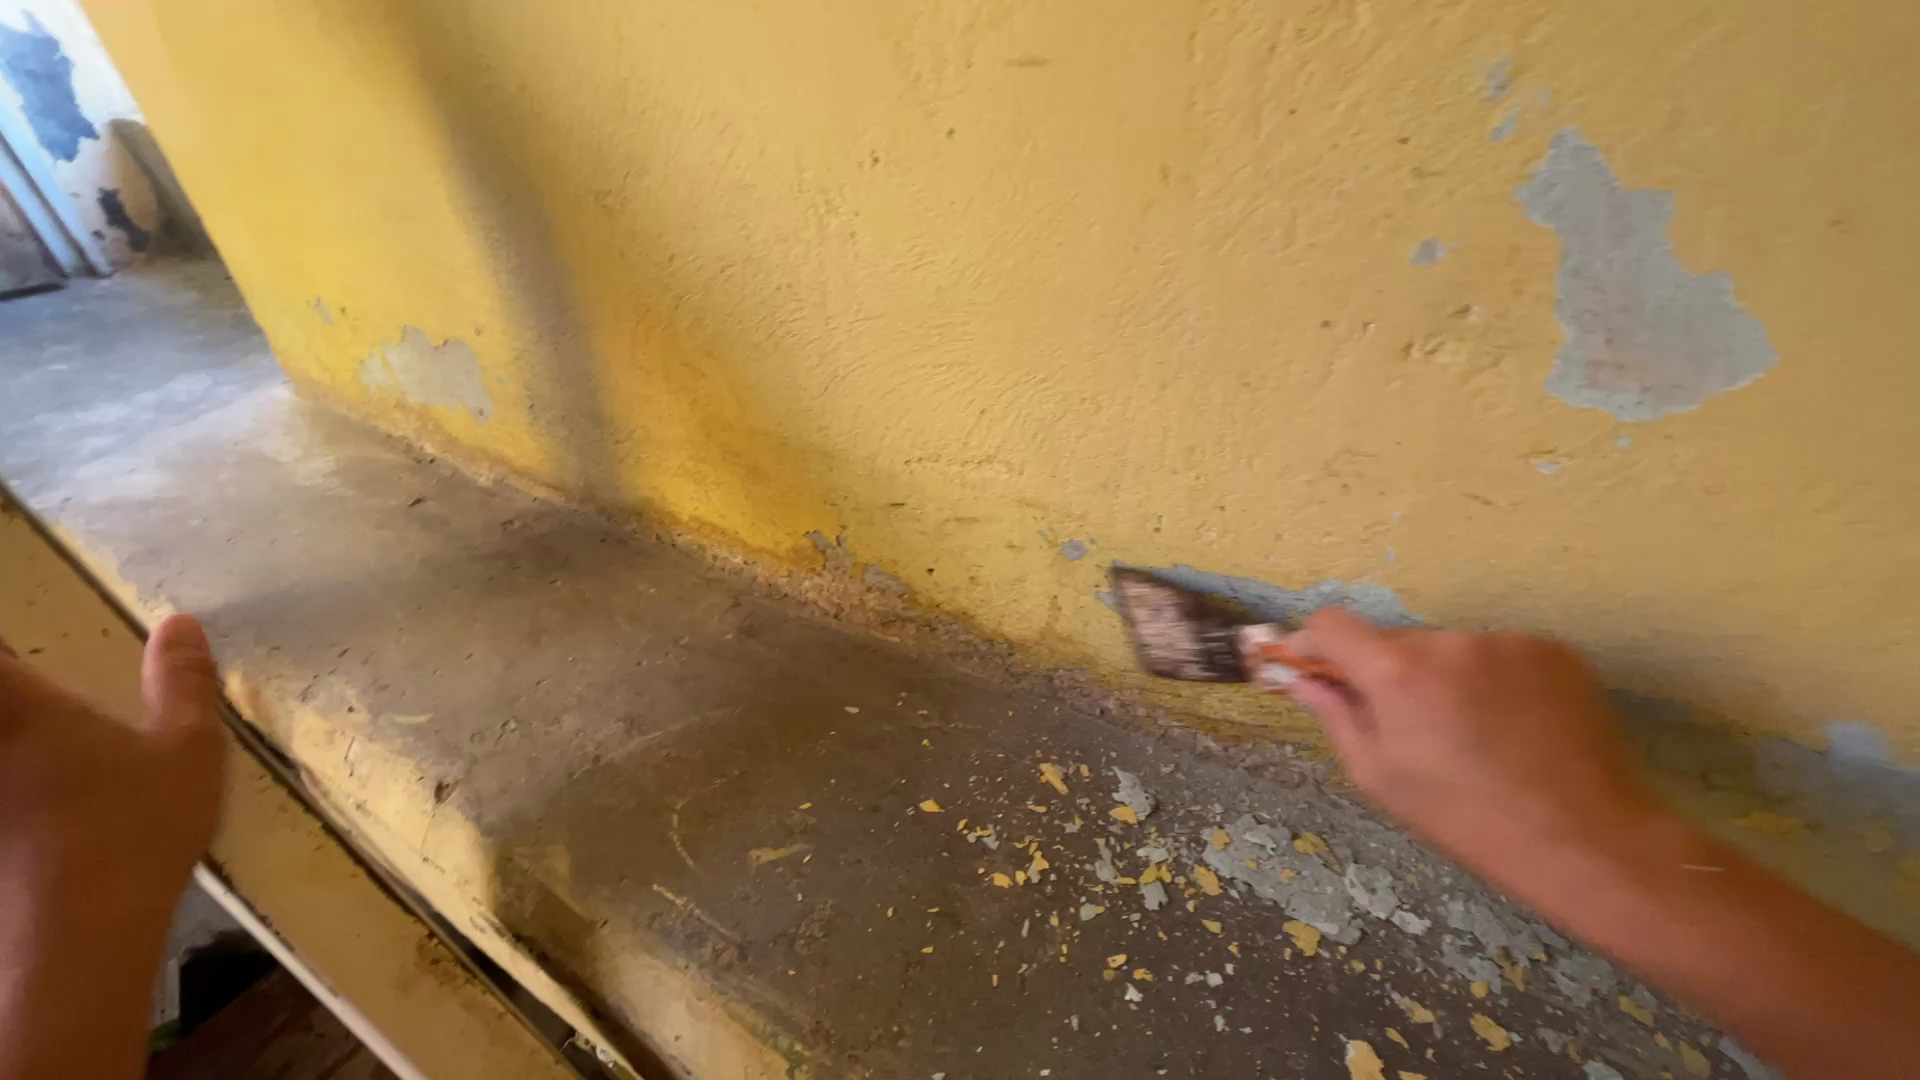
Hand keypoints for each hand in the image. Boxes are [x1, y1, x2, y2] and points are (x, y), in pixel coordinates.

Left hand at [0, 614, 225, 929]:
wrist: (83, 925)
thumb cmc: (143, 821)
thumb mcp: (190, 746)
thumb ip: (183, 682)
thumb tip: (177, 622)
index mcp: (24, 712)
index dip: (7, 653)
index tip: (27, 652)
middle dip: (11, 695)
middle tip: (35, 692)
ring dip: (17, 740)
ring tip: (44, 750)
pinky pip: (1, 797)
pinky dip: (18, 790)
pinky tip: (38, 800)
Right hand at [1281, 608, 1658, 885]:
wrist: (1588, 841)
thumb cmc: (1464, 817)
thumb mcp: (1377, 776)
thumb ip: (1334, 715)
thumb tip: (1302, 680)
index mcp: (1397, 673)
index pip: (1331, 623)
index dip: (1315, 642)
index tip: (1314, 667)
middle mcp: (1448, 641)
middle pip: (1392, 639)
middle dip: (1384, 669)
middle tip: (1404, 720)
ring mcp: (1504, 641)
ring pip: (1444, 647)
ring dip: (1438, 674)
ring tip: (1466, 727)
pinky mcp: (1550, 649)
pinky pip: (1493, 652)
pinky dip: (1486, 677)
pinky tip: (1507, 721)